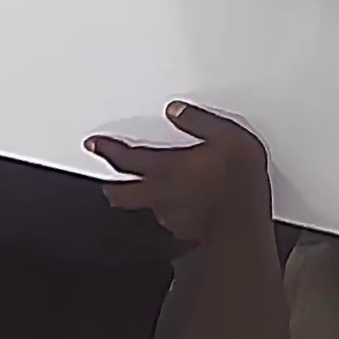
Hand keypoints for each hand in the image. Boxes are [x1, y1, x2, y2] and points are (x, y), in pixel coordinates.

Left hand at [88, 101, 270, 250]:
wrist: (243, 219)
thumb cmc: (236, 176)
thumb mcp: (223, 133)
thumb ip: (196, 121)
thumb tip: (176, 110)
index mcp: (167, 167)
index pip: (126, 159)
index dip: (107, 150)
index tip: (95, 145)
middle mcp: (161, 193)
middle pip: (121, 192)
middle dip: (110, 182)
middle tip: (106, 174)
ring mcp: (169, 214)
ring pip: (140, 206)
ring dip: (135, 196)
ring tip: (137, 188)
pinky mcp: (181, 229)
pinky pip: (162, 217)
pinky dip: (161, 208)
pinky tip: (172, 203)